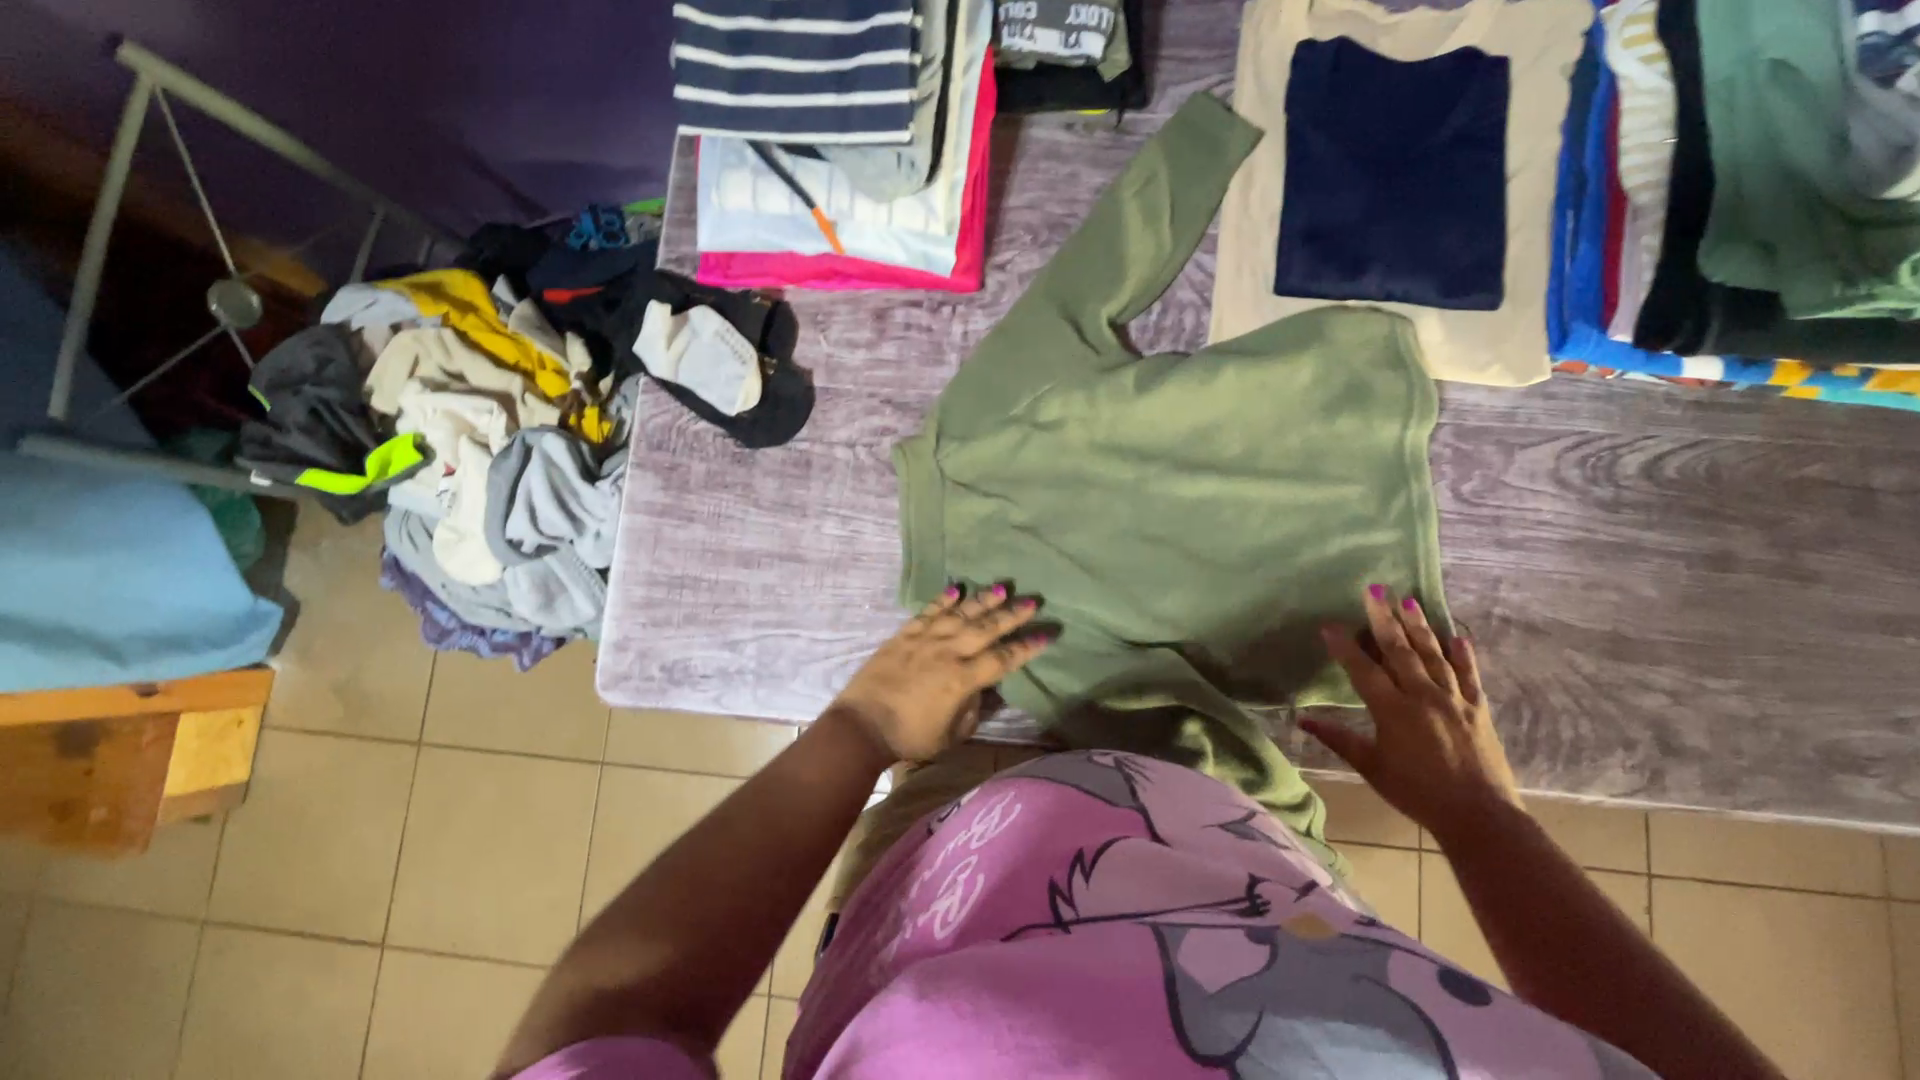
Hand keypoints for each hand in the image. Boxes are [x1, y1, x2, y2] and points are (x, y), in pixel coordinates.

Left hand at [825, 584, 1052, 765]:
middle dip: (1012, 615)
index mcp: (963, 679)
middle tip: (1032, 601)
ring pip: (959, 614)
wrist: (861, 727)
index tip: (1047, 634)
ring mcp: (924, 640)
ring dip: (982, 601)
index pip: (1003, 659)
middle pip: (986, 628)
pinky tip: (956, 589)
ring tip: (1002, 588)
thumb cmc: (910, 738)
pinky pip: (927, 612)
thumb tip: (979, 690)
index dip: (1027, 647)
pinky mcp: (903, 636)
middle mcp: (948, 653)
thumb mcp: (952, 735)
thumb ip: (971, 710)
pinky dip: (942, 600)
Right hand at [1300, 586, 1521, 844]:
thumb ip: (1338, 739)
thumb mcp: (1371, 767)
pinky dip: (1463, 655)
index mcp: (1393, 711)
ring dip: (1420, 627)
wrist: (1479, 816)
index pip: (1362, 670)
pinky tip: (1457, 637)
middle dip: (1385, 618)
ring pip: (1434, 655)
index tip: (1330, 625)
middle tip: (1375, 590)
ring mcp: (1454, 700)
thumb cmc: (1417, 793)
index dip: (1345, 646)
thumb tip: (1302, 719)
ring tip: (1409, 602)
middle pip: (1400, 650)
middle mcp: (1423, 696)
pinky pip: (1470, 676)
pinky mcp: (1478, 710)